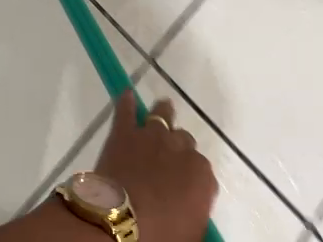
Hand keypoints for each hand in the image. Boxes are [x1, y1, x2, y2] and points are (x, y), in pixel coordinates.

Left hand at [94, 91, 217, 241]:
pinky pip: (126, 110)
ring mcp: (152, 135)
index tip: (186, 193)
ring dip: (163, 115)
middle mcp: (181, 148)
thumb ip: (196, 215)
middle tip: (169, 165)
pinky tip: (127, 95)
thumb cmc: (159, 235)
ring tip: (163, 111)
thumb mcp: (190, 234)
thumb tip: (193, 212)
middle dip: (178, 151)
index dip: (193, 182)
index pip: (204, 174)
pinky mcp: (125, 132)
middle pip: (184, 142)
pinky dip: (127, 103)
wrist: (118, 222)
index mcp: (201, 174)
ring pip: (163, 114)